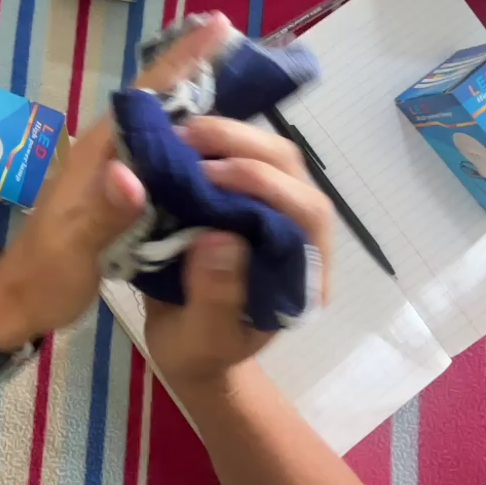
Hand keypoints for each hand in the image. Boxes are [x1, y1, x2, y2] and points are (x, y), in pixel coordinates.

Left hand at [0, 14, 237, 350]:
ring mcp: (117, 172)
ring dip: (200, 104)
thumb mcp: (72, 249)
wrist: (20, 302)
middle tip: (248, 50)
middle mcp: (111, 152)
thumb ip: (102, 213)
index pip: (145, 95)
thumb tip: (133, 174)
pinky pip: (166, 158)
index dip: (181, 60)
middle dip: (199, 72)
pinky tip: (222, 151)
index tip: (219, 27)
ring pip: (165, 127)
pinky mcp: (124, 195)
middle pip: (160, 101)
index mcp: (100, 152)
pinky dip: (195, 145)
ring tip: (248, 88)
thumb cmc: (44, 274)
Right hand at [142, 116, 336, 392]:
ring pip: (271, 153)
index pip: (306, 210)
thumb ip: (216, 298)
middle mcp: (297, 234)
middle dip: (243, 143)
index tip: (207, 175)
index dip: (262, 182)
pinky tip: (179, 137)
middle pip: (291, 168)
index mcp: (301, 272)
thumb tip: (222, 237)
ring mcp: (273, 211)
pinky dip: (214, 139)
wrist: (190, 349)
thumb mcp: (202, 340)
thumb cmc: (201, 350)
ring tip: (179, 133)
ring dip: (229, 133)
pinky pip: (242, 155)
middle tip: (185, 138)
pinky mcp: (245, 198)